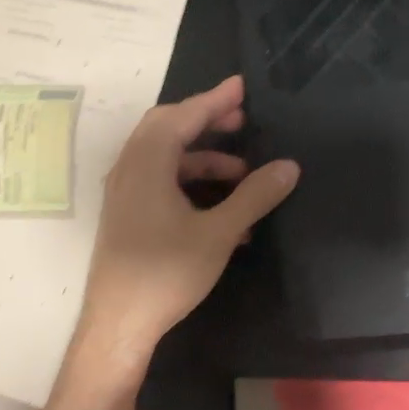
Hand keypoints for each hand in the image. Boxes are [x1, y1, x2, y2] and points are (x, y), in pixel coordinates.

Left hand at [79, 76, 300, 361]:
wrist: (120, 323)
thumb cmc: (166, 273)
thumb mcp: (219, 233)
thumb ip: (254, 196)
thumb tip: (288, 166)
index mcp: (146, 164)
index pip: (183, 116)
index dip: (214, 100)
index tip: (242, 87)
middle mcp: (129, 170)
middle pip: (167, 129)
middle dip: (206, 123)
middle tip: (242, 121)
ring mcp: (124, 194)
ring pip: (165, 160)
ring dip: (203, 161)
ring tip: (243, 175)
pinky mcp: (127, 216)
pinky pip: (160, 184)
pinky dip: (191, 186)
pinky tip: (224, 212)